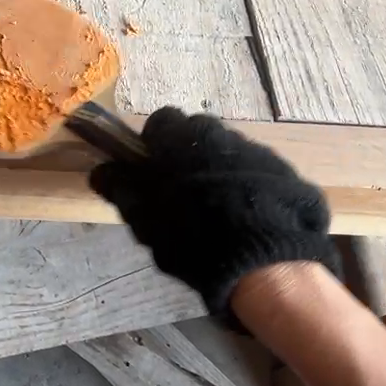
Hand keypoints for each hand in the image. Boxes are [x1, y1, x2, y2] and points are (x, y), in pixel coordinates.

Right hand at [90, 108, 334, 316]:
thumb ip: (120, 189)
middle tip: (181, 193)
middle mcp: (219, 133)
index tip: (152, 171)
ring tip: (217, 211)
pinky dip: (246, 186)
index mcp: (181, 138)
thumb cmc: (193, 235)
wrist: (267, 263)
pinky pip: (255, 171)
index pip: (161, 121)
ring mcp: (256, 150)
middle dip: (187, 155)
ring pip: (226, 151)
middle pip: (196, 134)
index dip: (153, 144)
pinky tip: (246, 219)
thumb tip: (100, 171)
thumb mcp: (144, 219)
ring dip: (216, 171)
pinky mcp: (284, 172)